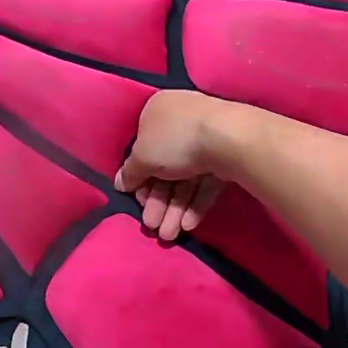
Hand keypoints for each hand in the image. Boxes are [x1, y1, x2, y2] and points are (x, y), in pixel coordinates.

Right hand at [115, 90, 245, 240]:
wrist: (227, 138)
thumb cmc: (174, 141)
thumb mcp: (142, 157)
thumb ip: (130, 172)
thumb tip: (120, 182)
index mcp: (158, 113)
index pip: (144, 150)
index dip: (139, 179)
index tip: (137, 200)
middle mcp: (182, 124)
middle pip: (165, 169)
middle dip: (158, 202)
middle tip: (152, 226)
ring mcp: (206, 140)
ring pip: (185, 179)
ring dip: (174, 209)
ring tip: (169, 235)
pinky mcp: (225, 158)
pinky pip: (205, 182)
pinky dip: (195, 203)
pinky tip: (188, 224)